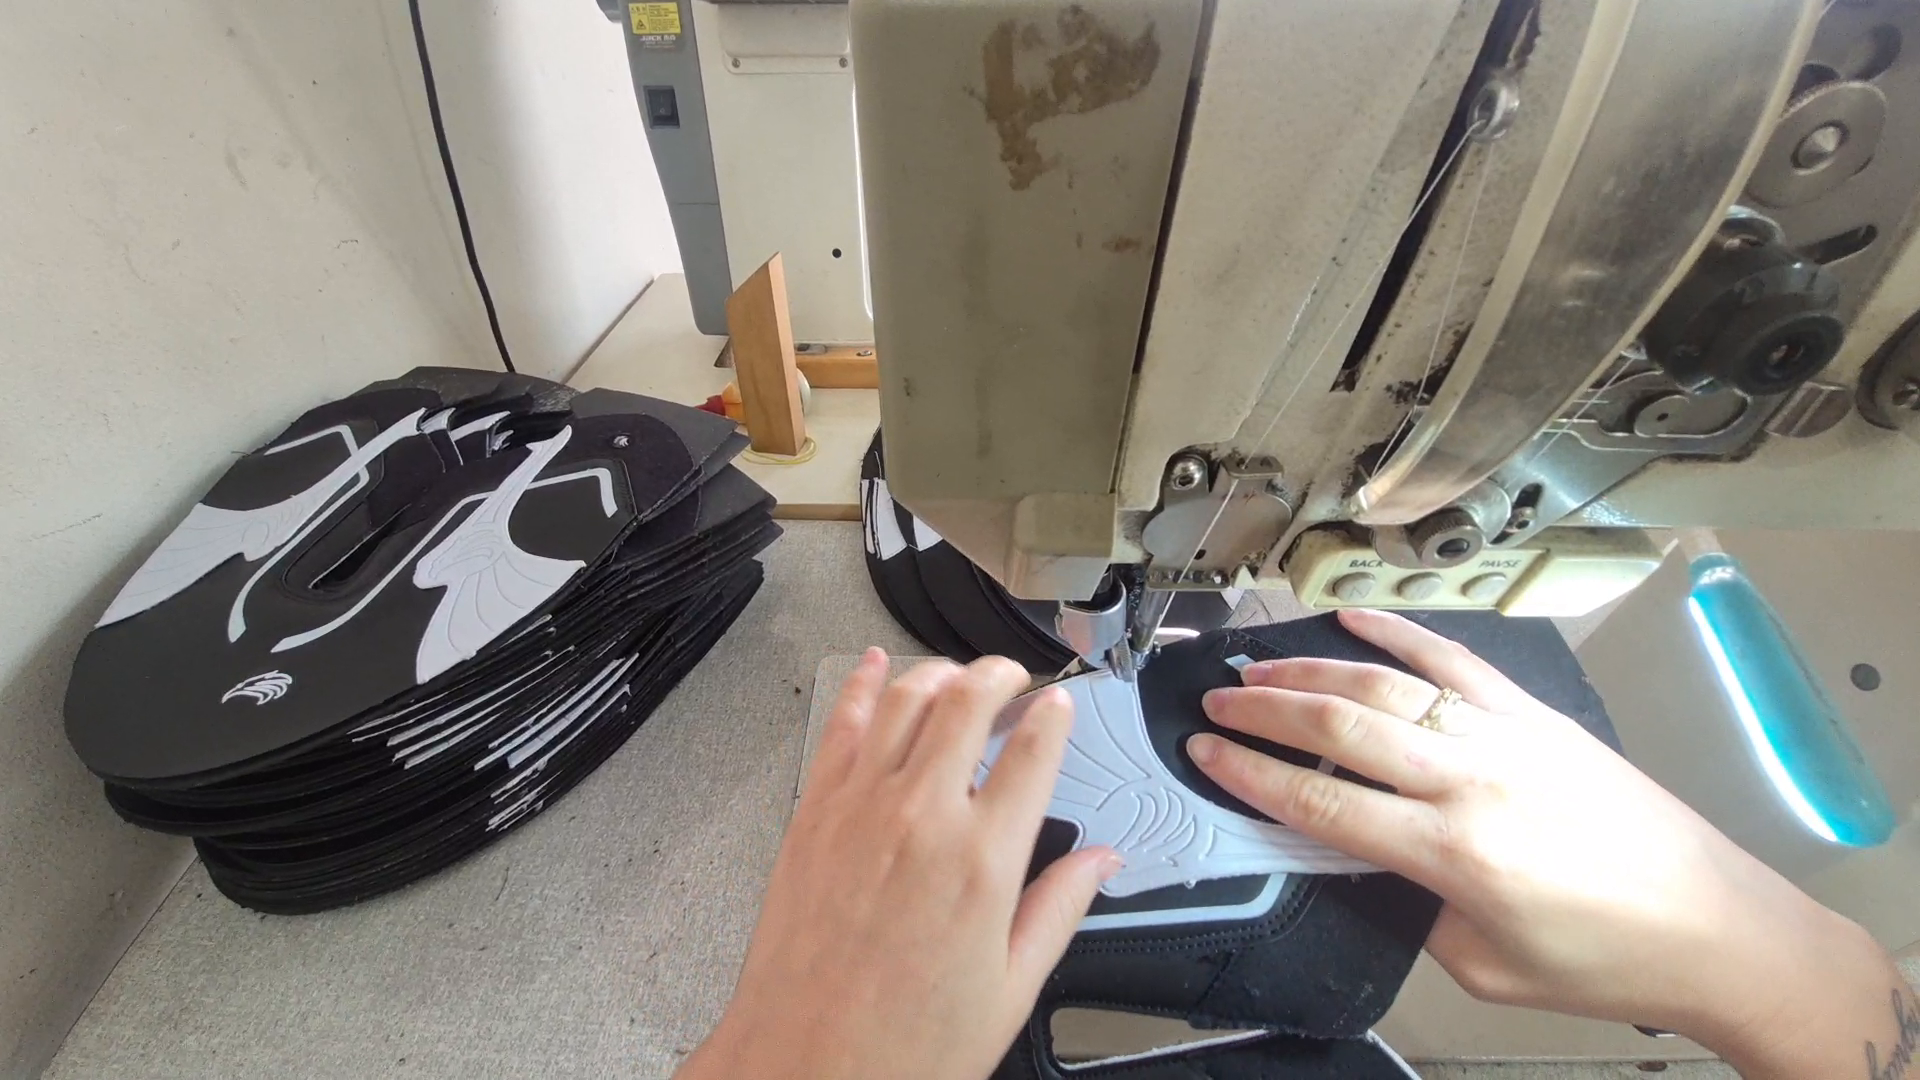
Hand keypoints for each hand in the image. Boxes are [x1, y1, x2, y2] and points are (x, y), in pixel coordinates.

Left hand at [677, 650, 1119, 1079]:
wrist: (804, 1068)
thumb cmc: (905, 1045)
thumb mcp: (1010, 988)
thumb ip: (1060, 908)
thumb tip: (1101, 862)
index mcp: (982, 861)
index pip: (1033, 753)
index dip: (1053, 715)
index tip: (1058, 704)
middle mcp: (922, 815)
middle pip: (970, 701)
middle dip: (1000, 673)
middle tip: (1012, 675)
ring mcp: (863, 803)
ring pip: (908, 698)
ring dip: (940, 672)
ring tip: (958, 675)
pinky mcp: (818, 807)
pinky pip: (843, 722)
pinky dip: (862, 683)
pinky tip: (873, 665)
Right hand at [1187, 608, 1904, 1077]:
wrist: (1725, 932)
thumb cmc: (1599, 959)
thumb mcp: (1479, 961)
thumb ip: (1403, 897)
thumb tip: (1348, 846)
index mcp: (1455, 852)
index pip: (1322, 803)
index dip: (1251, 774)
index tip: (1203, 751)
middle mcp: (1471, 781)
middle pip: (1340, 730)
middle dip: (1263, 711)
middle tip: (1215, 700)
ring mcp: (1502, 735)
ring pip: (1382, 687)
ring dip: (1309, 674)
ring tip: (1258, 670)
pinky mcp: (1532, 713)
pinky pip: (1451, 660)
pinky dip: (1395, 631)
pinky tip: (1349, 615)